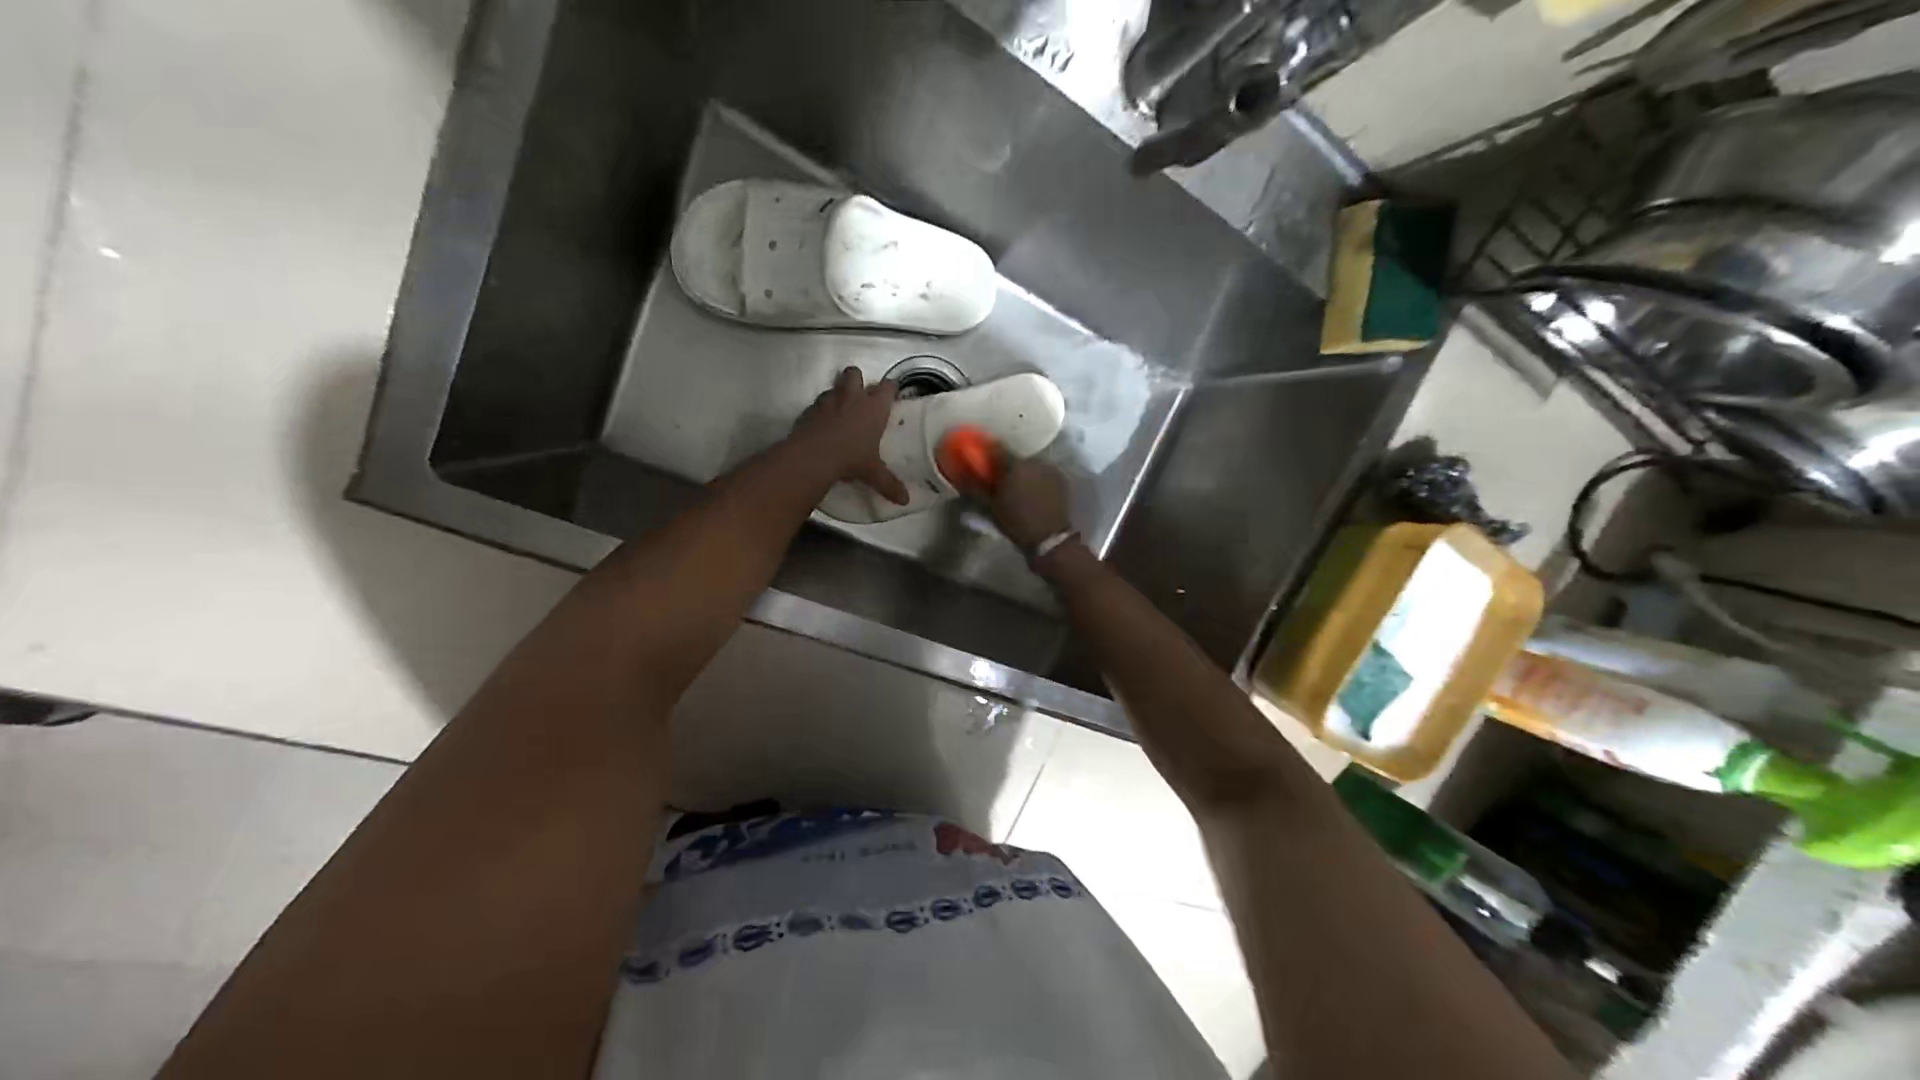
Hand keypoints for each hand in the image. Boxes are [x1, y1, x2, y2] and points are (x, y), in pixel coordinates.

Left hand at [791, 366, 908, 504]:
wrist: (813, 456)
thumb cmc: (851, 458)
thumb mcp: (873, 473)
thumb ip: (888, 484)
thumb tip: (905, 501)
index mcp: (873, 408)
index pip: (887, 387)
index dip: (890, 388)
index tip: (891, 393)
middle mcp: (852, 398)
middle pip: (855, 373)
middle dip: (858, 380)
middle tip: (860, 396)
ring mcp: (828, 400)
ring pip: (834, 386)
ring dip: (838, 394)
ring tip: (840, 410)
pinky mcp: (809, 409)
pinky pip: (817, 404)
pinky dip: (820, 411)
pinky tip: (822, 424)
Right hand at [979, 455, 1071, 550]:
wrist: (1049, 539)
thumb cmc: (1016, 523)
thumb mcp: (990, 506)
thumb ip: (974, 485)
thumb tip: (960, 473)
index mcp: (1014, 465)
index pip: (996, 447)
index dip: (985, 450)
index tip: (979, 457)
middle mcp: (1033, 461)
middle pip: (1014, 456)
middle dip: (1006, 465)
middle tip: (999, 478)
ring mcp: (1050, 468)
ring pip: (1030, 464)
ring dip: (1022, 471)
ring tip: (1017, 487)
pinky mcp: (1060, 477)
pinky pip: (1043, 472)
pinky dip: (1036, 477)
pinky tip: (1033, 491)